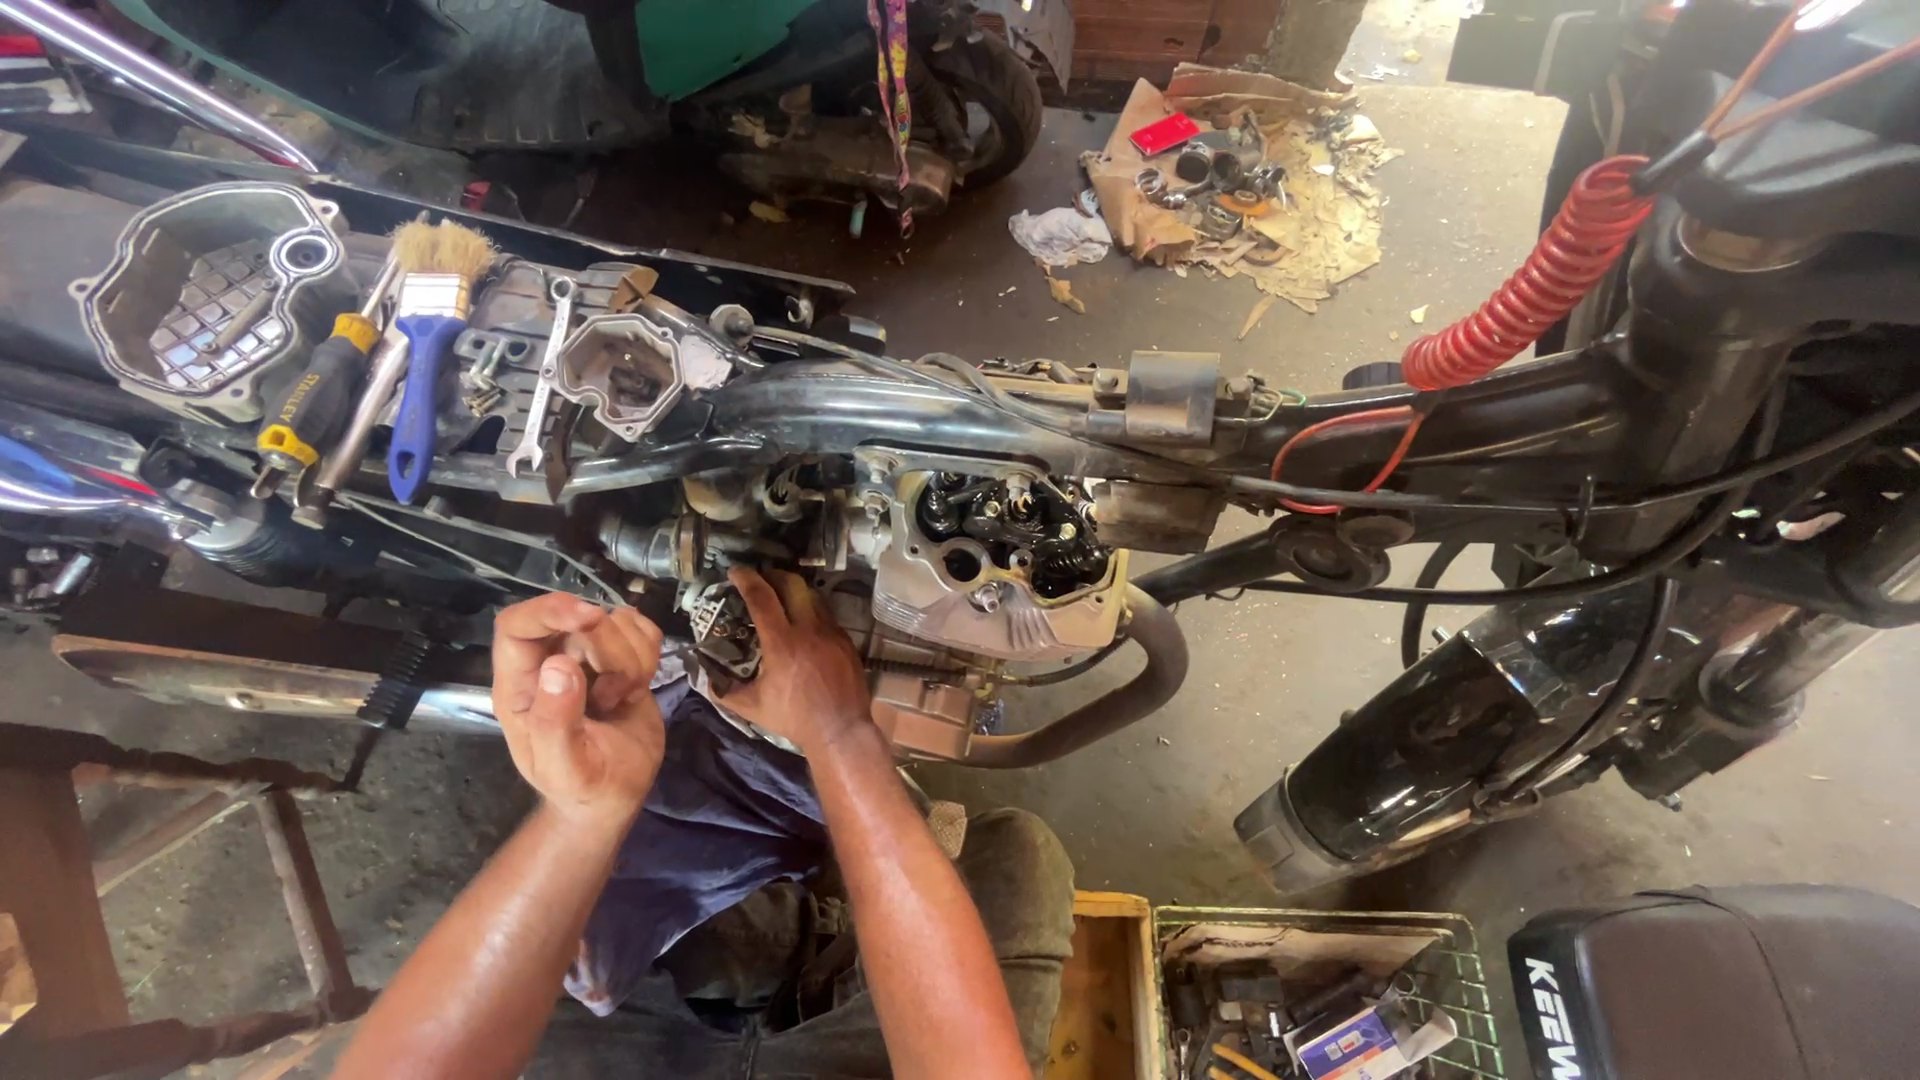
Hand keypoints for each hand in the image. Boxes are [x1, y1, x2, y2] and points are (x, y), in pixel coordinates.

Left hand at [491, 594, 665, 828]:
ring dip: (633, 660)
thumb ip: (555, 721)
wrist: (618, 793)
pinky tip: (637, 685)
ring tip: (621, 698)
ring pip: (617, 621)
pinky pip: (642, 630)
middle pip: (581, 620)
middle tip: (614, 695)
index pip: (518, 624)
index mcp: (519, 685)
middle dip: (611, 651)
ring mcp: (588, 657)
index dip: (551, 610)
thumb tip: (559, 665)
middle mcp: (549, 662)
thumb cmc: (583, 786)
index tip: (591, 618)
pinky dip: (649, 654)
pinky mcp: (622, 657)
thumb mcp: (565, 767)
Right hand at [719, 567, 871, 752]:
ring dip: (794, 591)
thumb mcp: (752, 707)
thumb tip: (706, 677)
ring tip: (781, 596)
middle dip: (773, 575)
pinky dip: (811, 611)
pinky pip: (827, 615)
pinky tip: (803, 622)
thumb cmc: (794, 719)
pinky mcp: (845, 640)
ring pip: (812, 597)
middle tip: (760, 578)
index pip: (761, 598)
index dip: (746, 579)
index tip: (735, 571)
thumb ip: (724, 690)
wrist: (840, 729)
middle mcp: (808, 630)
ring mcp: (831, 632)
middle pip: (792, 584)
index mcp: (781, 643)